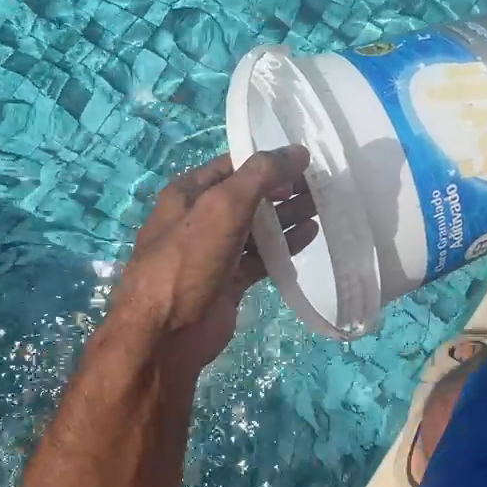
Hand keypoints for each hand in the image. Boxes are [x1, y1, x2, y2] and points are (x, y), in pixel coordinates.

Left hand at [110, 147, 315, 375]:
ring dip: (287, 217)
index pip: (234, 166)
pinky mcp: (229, 280)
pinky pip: (261, 257)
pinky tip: (309, 236)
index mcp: (188, 193)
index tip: (304, 162)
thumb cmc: (189, 259)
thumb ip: (262, 174)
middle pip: (249, 196)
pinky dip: (284, 247)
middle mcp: (200, 218)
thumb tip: (298, 151)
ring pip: (257, 227)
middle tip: (320, 186)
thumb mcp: (224, 205)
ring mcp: (215, 252)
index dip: (267, 161)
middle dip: (283, 189)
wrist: (165, 334)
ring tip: (322, 207)